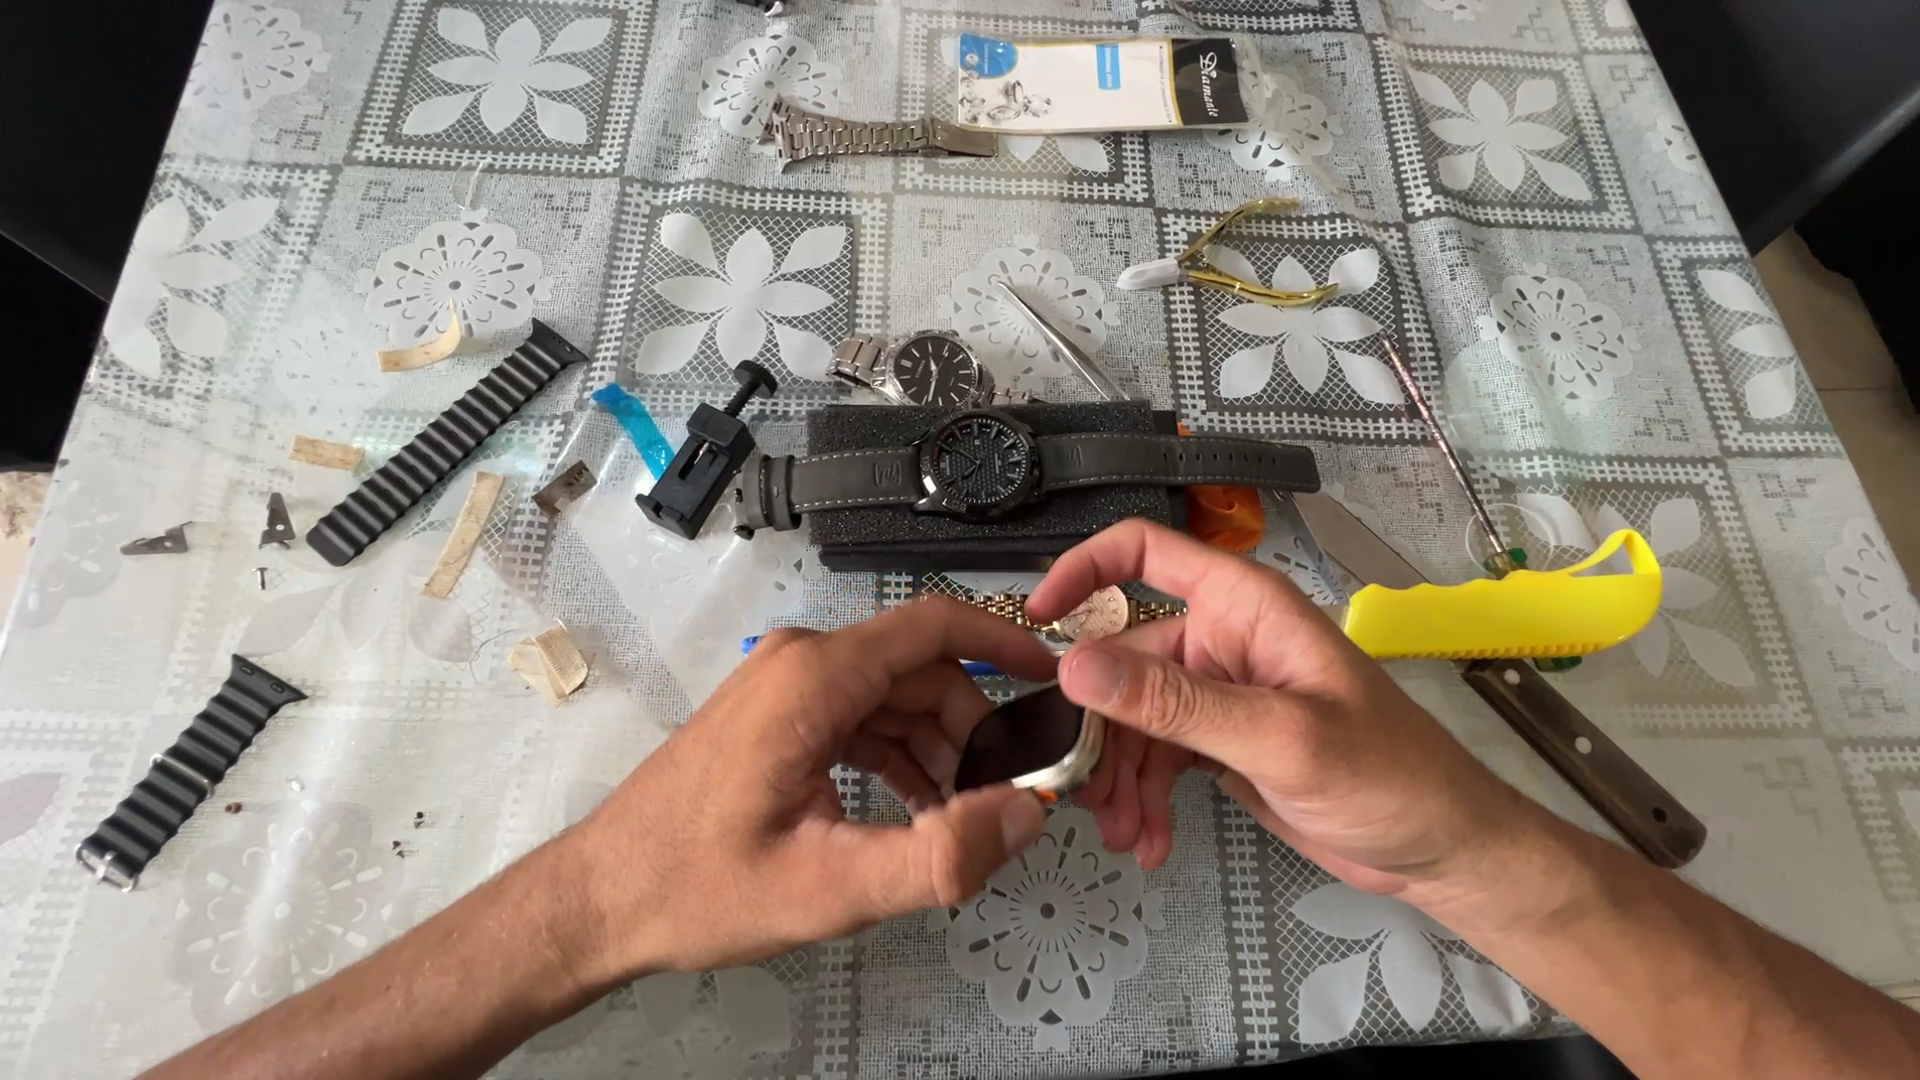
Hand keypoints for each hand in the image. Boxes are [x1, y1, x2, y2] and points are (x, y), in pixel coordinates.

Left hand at [566, 598, 1057, 979]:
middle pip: (921, 671)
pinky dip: (899, 755)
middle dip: (971, 731)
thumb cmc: (695, 886)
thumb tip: (1024, 814)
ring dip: (936, 749)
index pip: (932, 626)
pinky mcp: (782, 711)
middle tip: (998, 797)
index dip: (1002, 642)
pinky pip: (863, 716)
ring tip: (954, 817)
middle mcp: (803, 663)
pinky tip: (913, 807)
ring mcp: (788, 684)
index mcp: (815, 678)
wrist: (599, 898)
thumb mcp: (828, 889)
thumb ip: (937, 856)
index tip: (1049, 677)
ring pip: (895, 696)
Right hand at [1024, 519, 1548, 904]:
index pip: (1145, 553)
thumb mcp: (1277, 737)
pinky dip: (1146, 797)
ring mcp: (1215, 691)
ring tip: (1124, 833)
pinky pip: (1157, 756)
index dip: (1083, 571)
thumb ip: (1174, 702)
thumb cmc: (1386, 775)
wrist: (1443, 850)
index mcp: (1240, 605)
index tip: (1038, 618)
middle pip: (1124, 660)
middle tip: (1085, 790)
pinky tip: (1150, 840)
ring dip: (1121, 777)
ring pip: (1133, 718)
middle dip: (1102, 728)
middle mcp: (1219, 638)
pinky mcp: (1217, 739)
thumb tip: (1074, 667)